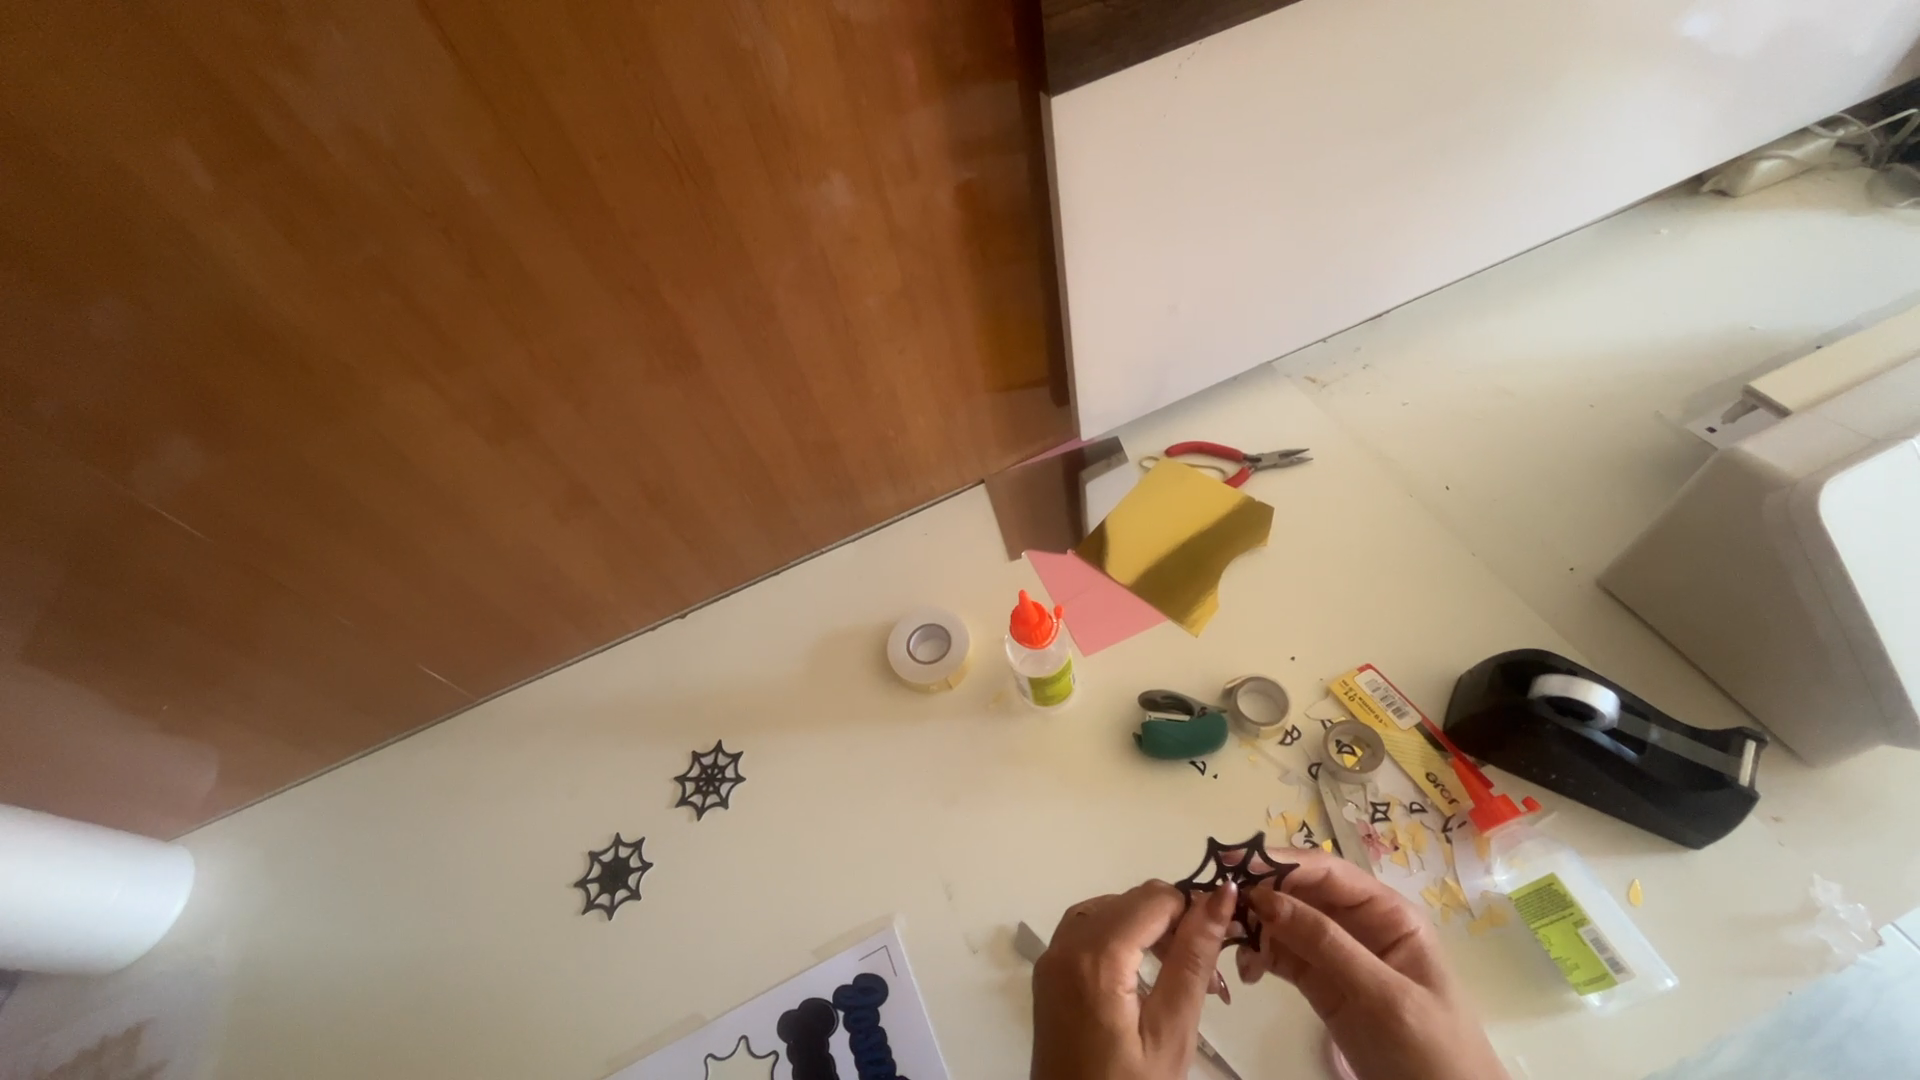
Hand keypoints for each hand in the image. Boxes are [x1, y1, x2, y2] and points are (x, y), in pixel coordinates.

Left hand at [1031, 881, 1236, 1079]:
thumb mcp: (1171, 1032)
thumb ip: (1193, 959)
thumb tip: (1221, 895)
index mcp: (1095, 957)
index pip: (1153, 898)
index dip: (1192, 912)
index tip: (1218, 949)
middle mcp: (1065, 943)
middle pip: (1129, 901)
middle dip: (1171, 924)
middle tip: (1206, 977)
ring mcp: (1050, 956)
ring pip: (1107, 909)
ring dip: (1145, 928)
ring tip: (1176, 972)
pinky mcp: (1047, 971)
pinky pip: (1085, 929)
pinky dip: (1117, 935)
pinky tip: (1140, 970)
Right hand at [1235, 849, 1507, 1079]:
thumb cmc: (1433, 1050)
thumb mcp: (1384, 996)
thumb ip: (1326, 944)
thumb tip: (1264, 897)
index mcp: (1385, 912)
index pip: (1326, 871)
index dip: (1280, 862)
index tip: (1234, 863)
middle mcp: (1356, 922)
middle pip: (1297, 890)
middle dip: (1258, 893)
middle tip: (1218, 903)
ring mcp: (1335, 952)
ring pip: (1282, 920)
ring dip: (1253, 927)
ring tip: (1230, 944)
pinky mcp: (1317, 981)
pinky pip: (1279, 953)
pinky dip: (1257, 956)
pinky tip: (1247, 970)